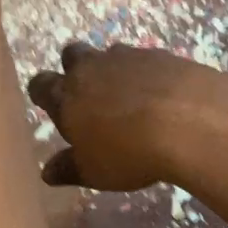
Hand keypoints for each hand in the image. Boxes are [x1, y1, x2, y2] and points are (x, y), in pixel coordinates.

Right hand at [26, 43, 227, 191]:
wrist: (186, 120)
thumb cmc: (128, 152)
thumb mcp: (94, 171)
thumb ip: (69, 168)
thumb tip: (47, 172)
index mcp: (66, 95)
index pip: (40, 84)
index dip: (43, 92)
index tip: (50, 105)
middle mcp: (91, 68)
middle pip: (72, 54)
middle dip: (76, 68)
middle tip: (90, 95)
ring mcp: (126, 57)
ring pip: (110, 55)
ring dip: (114, 71)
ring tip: (131, 99)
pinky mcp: (159, 54)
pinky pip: (145, 60)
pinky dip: (148, 75)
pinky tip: (162, 96)